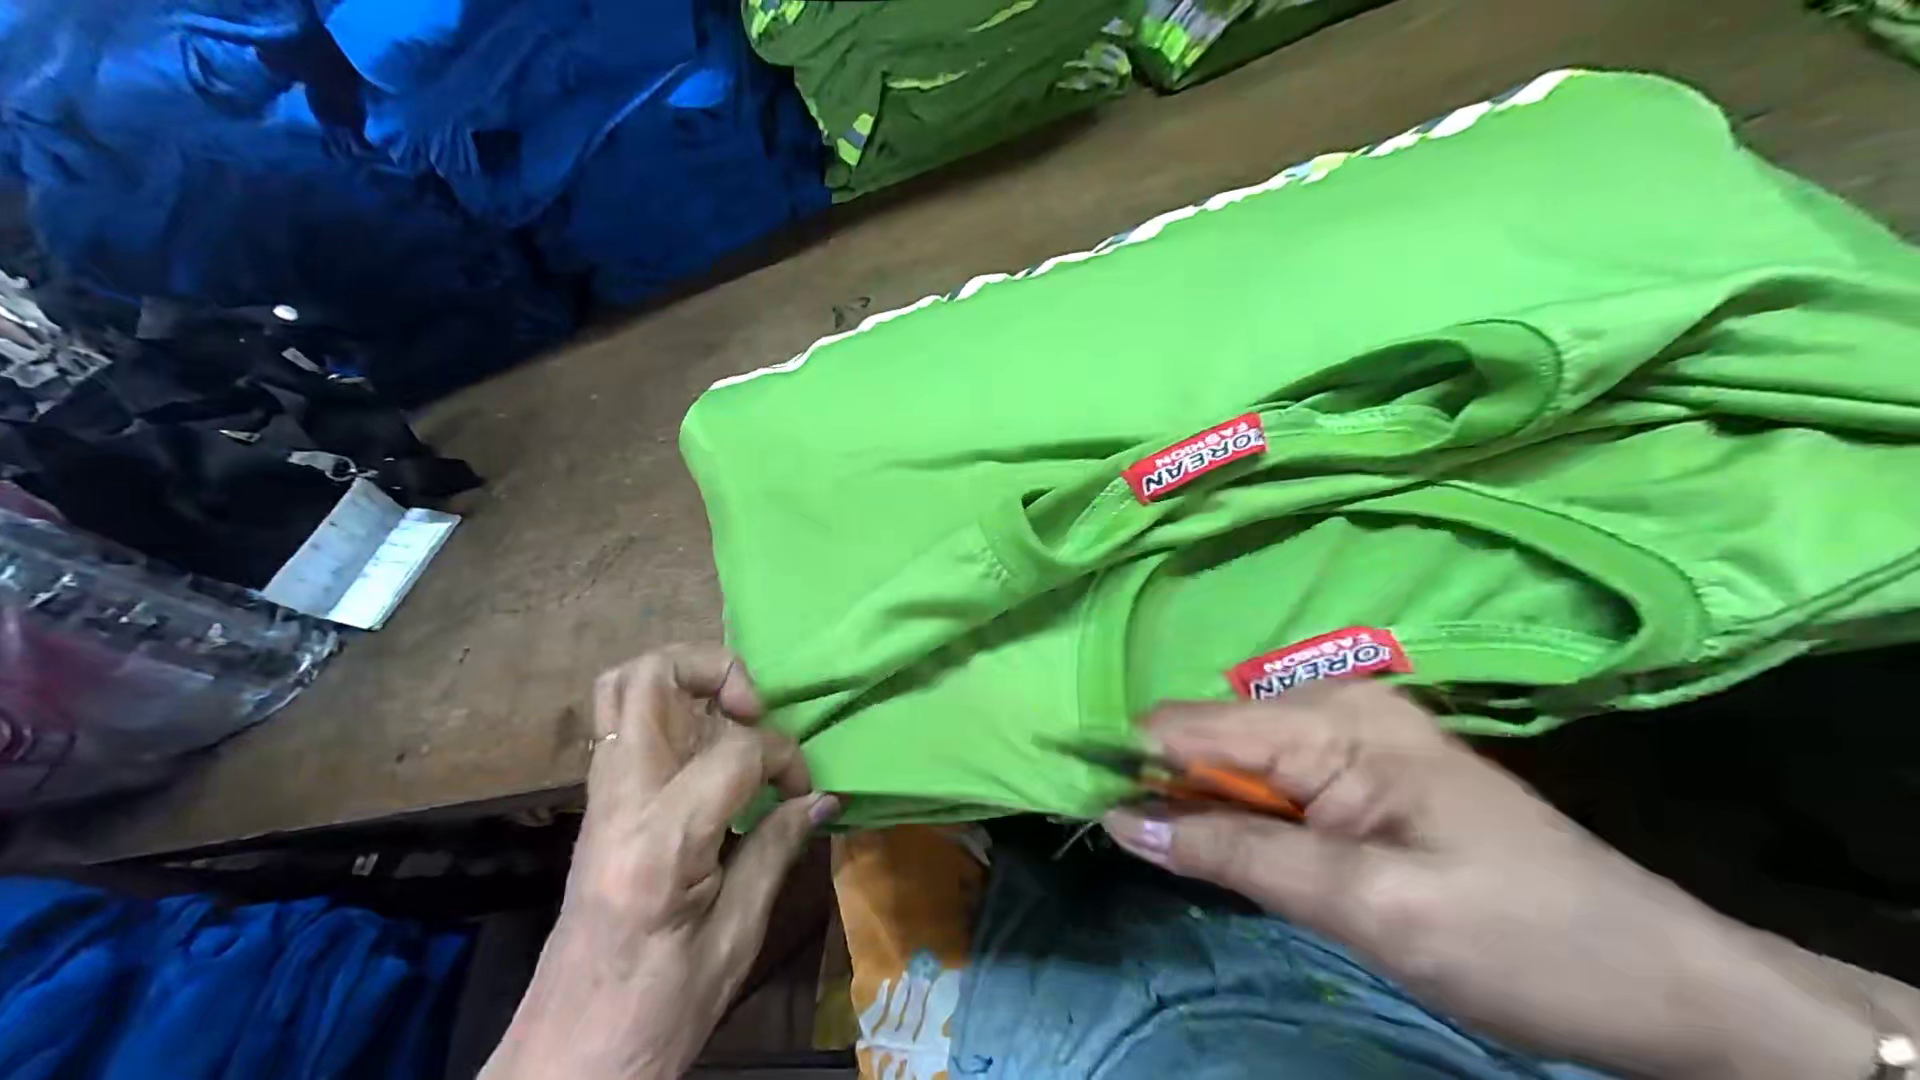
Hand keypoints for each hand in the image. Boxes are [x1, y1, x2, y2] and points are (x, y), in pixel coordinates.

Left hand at [482, 646, 836, 1079]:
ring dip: (685, 679)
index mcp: (659, 843)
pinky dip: (670, 707)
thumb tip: (819, 797)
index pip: (734, 751)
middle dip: (716, 669)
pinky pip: (625, 721)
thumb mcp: (735, 938)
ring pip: (623, 685)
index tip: (801, 789)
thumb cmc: (657, 1012)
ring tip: (731, 714)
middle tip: (753, 708)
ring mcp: (600, 797)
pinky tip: (707, 745)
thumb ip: (776, 849)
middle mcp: (619, 801)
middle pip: (648, 677)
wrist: (565, 1062)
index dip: (784, 757)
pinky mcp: (598, 804)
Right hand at [1102, 682, 1875, 1079]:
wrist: (1662, 982)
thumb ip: (1233, 853)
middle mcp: (1329, 704)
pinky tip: (1250, 851)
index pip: (1187, 724)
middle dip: (1170, 791)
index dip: (1131, 765)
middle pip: (1205, 738)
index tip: (1092, 811)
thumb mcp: (1363, 903)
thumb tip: (1120, 819)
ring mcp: (1346, 732)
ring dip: (1205, 809)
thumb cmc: (1514, 937)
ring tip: (1202, 862)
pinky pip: (1268, 779)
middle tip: (1157, 857)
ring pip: (1231, 761)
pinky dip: (1242, 815)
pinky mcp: (1357, 767)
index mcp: (1331, 716)